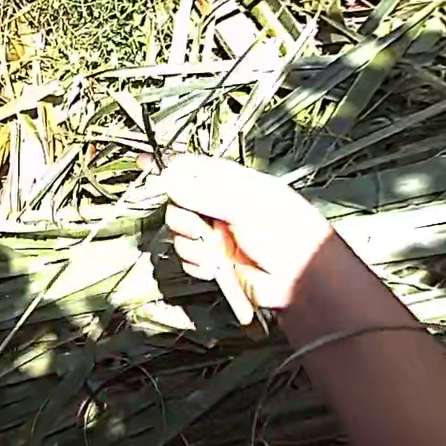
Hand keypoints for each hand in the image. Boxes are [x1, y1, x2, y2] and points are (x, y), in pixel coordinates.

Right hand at [156, 155, 334, 309]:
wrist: (301, 281)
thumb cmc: (288, 233)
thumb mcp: (249, 204)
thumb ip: (207, 192)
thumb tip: (170, 177)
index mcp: (232, 183)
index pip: (192, 169)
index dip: (169, 168)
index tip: (144, 164)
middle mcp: (220, 208)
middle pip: (178, 204)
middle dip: (182, 217)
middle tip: (198, 226)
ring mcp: (216, 236)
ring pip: (179, 235)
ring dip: (191, 245)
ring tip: (214, 251)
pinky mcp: (213, 263)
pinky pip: (188, 260)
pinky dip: (198, 265)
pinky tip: (216, 266)